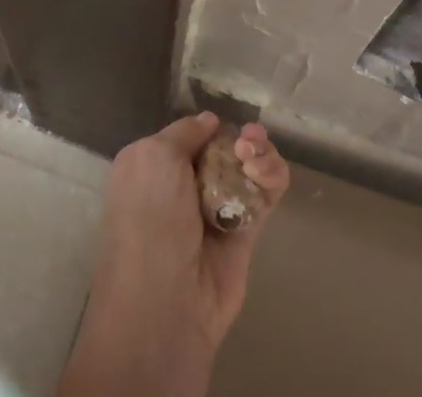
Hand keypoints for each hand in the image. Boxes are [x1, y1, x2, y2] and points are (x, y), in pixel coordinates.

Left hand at [57, 111, 290, 396]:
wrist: (166, 298)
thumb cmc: (149, 219)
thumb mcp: (152, 159)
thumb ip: (183, 133)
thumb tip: (208, 121)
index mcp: (149, 168)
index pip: (185, 137)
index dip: (205, 128)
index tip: (219, 125)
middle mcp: (181, 188)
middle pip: (220, 150)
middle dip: (238, 139)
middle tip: (248, 141)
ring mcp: (215, 210)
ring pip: (246, 170)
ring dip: (259, 155)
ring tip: (256, 159)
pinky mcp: (246, 232)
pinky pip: (264, 195)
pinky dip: (272, 179)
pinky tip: (268, 175)